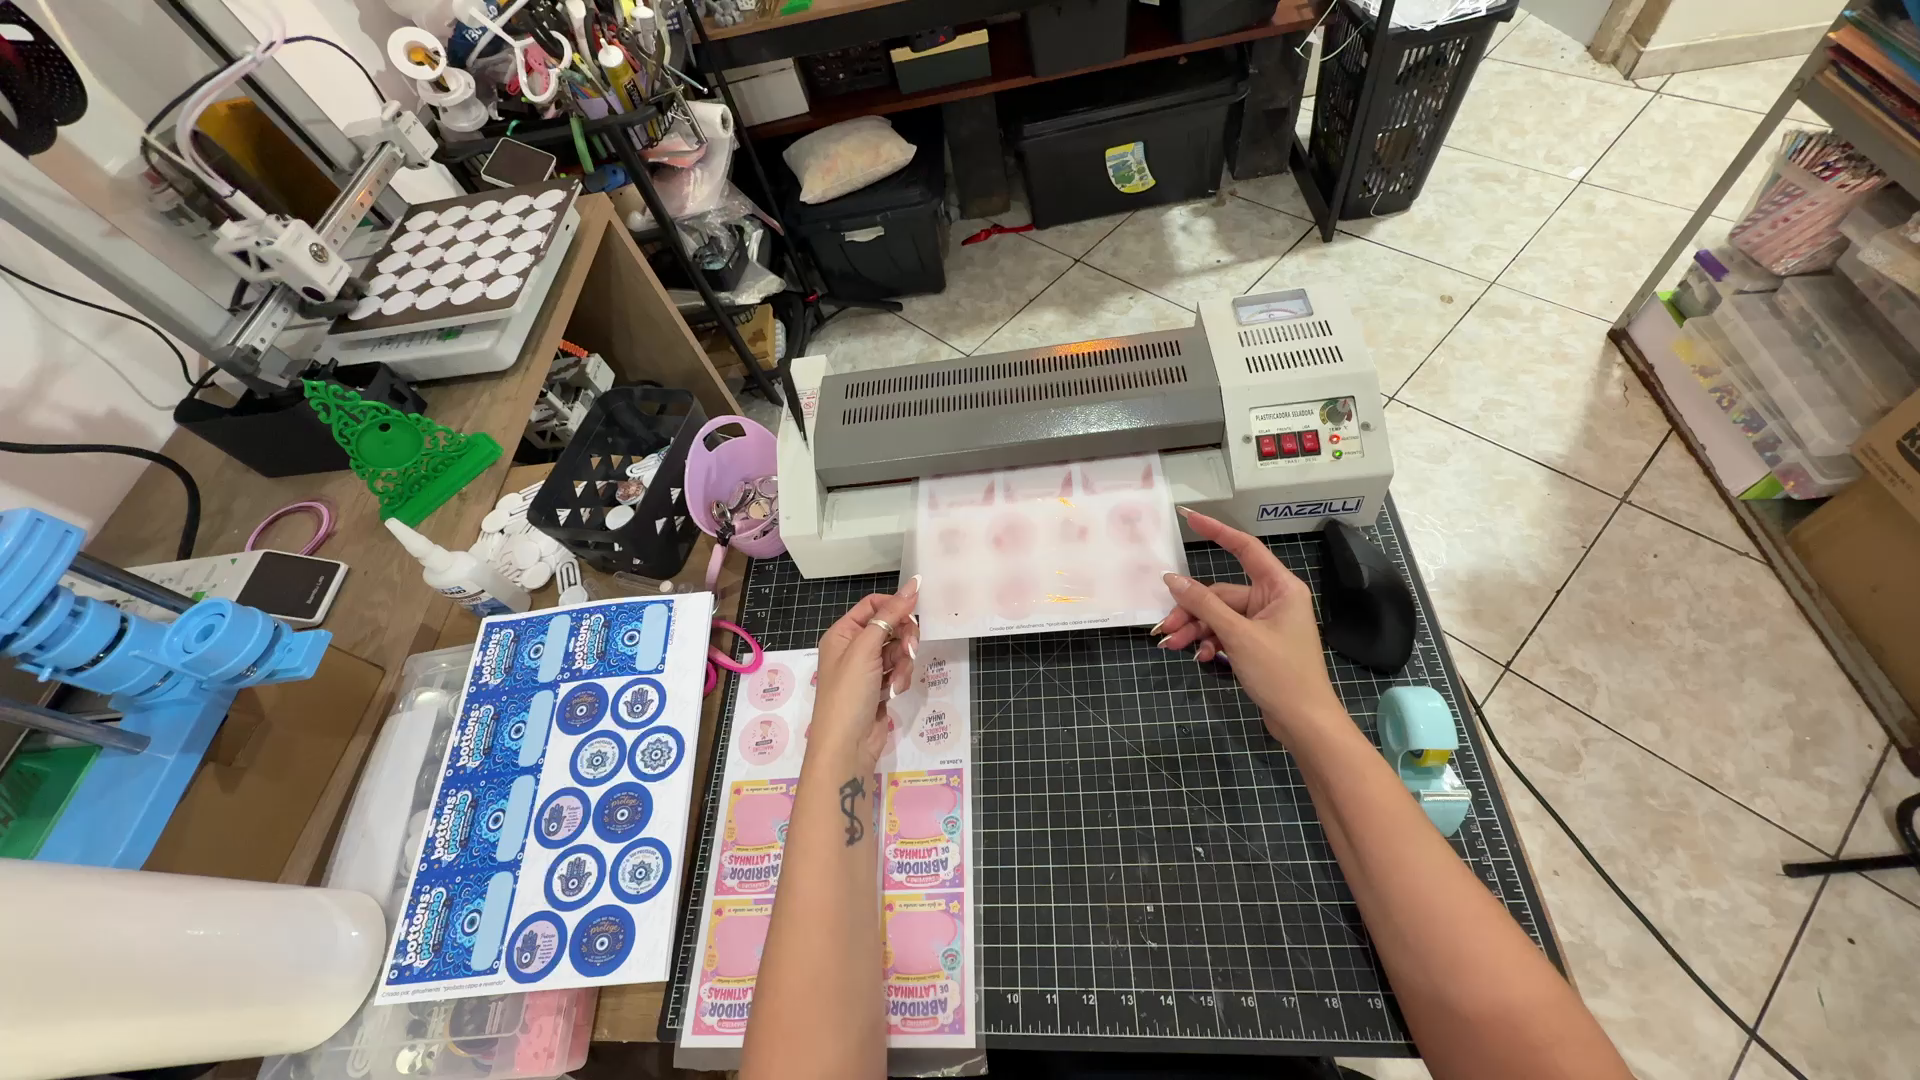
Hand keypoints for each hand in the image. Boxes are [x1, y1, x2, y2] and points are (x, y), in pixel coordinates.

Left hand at [809, 576, 921, 770]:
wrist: (846, 746)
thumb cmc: (848, 693)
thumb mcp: (866, 649)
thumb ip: (890, 615)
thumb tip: (914, 583)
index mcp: (842, 634)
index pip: (873, 606)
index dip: (894, 607)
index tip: (915, 612)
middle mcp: (853, 648)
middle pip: (890, 627)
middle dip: (903, 640)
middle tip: (909, 651)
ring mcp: (867, 670)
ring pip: (899, 651)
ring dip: (903, 664)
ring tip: (895, 682)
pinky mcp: (880, 688)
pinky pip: (899, 671)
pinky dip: (900, 679)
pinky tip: (894, 693)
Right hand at [1155, 509, 1343, 741]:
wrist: (1304, 722)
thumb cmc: (1281, 673)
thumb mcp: (1238, 636)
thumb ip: (1203, 604)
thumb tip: (1172, 579)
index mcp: (1280, 588)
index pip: (1245, 548)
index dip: (1217, 531)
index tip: (1189, 517)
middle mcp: (1273, 600)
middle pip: (1220, 593)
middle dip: (1191, 611)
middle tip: (1165, 629)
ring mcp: (1264, 623)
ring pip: (1218, 616)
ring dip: (1195, 631)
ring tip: (1174, 647)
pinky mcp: (1257, 644)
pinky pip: (1225, 633)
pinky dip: (1209, 643)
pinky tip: (1201, 658)